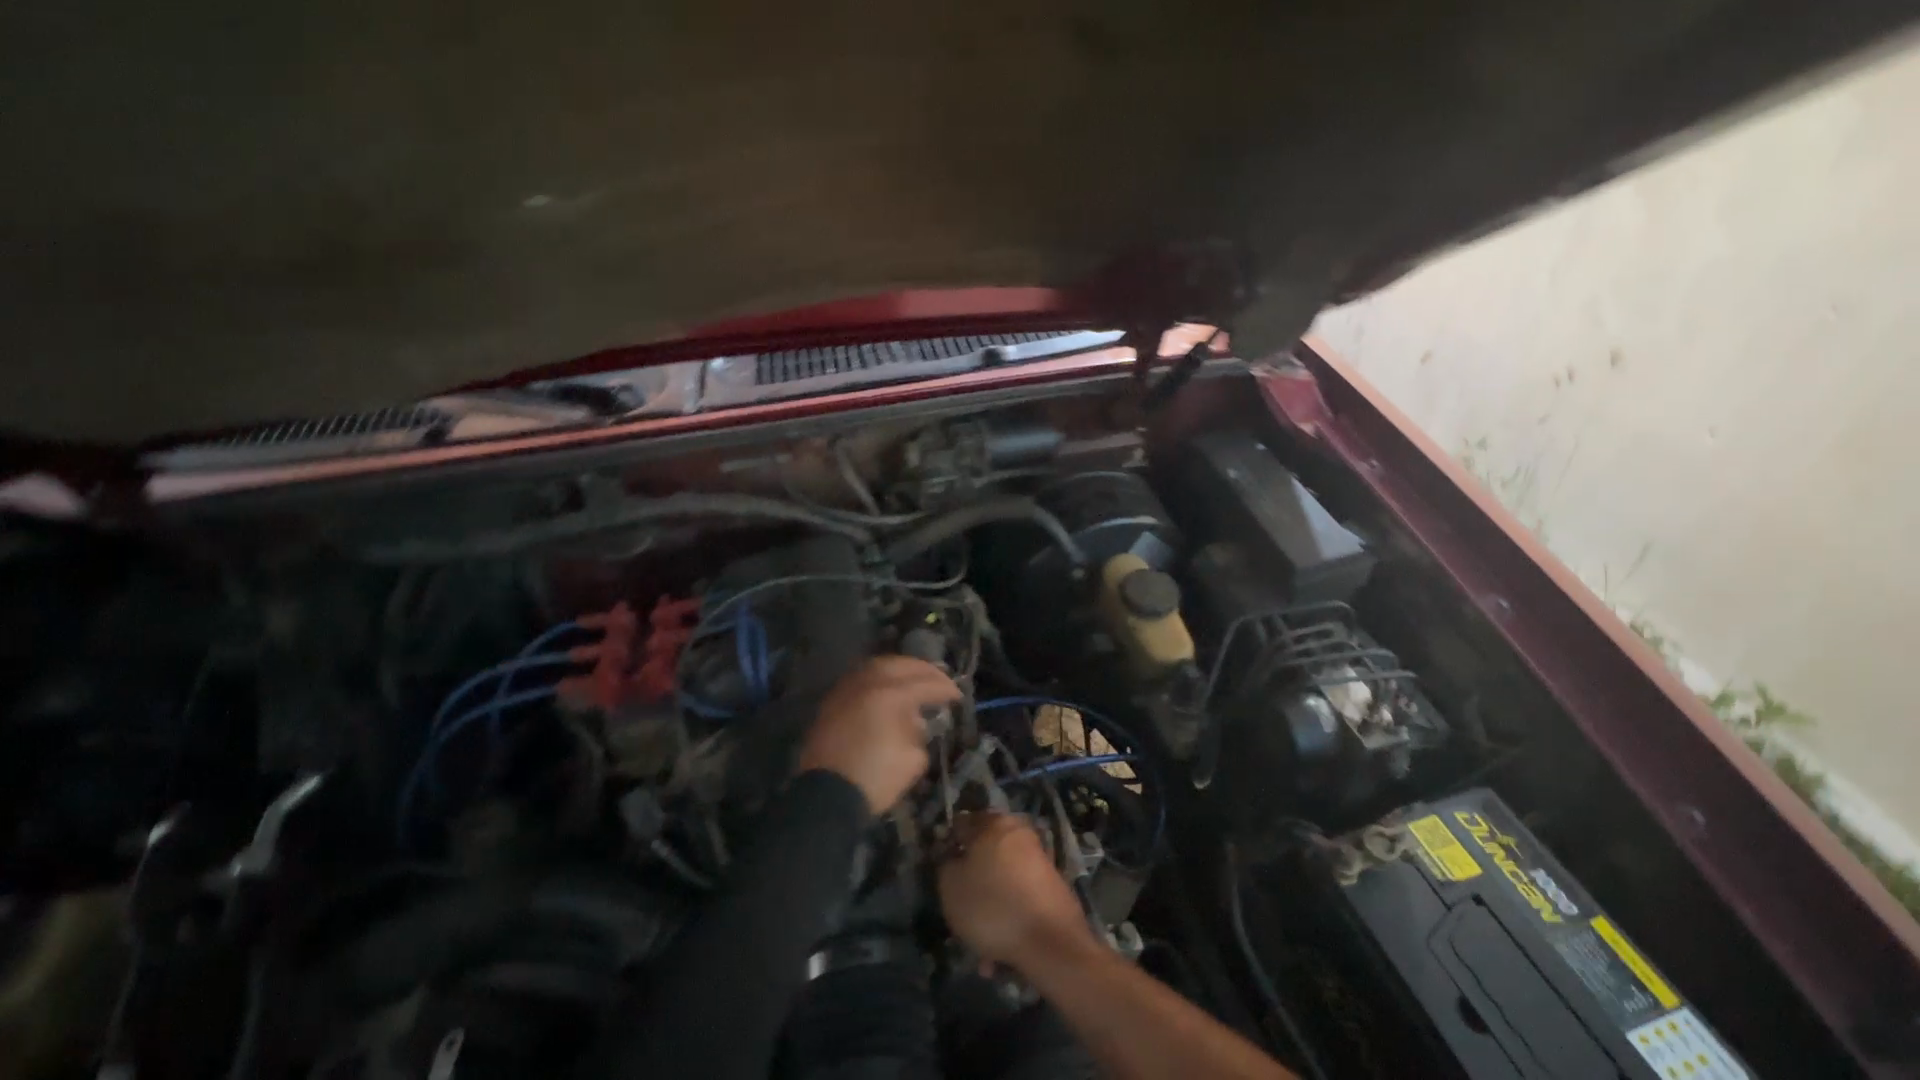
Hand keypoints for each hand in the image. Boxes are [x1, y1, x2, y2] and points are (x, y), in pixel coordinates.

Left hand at [799, 655, 958, 813]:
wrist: (827, 796)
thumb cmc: (876, 779)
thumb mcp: (913, 759)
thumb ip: (919, 732)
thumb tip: (915, 720)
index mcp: (890, 695)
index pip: (925, 684)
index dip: (945, 689)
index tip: (958, 697)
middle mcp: (866, 683)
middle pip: (899, 665)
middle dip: (922, 670)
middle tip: (939, 678)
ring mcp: (845, 690)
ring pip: (875, 666)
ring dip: (899, 669)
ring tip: (914, 678)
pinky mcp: (831, 702)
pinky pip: (859, 679)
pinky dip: (878, 678)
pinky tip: (887, 689)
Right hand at [939, 812, 1091, 967]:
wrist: (1052, 945)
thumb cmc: (993, 907)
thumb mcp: (951, 886)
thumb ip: (945, 865)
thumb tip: (953, 857)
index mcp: (996, 824)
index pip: (962, 824)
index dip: (947, 846)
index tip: (940, 870)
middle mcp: (1021, 835)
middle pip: (984, 856)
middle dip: (971, 884)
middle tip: (958, 910)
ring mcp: (1041, 863)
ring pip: (1002, 884)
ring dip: (988, 911)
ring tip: (979, 946)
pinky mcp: (1054, 891)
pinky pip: (1020, 903)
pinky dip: (1008, 922)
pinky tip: (999, 954)